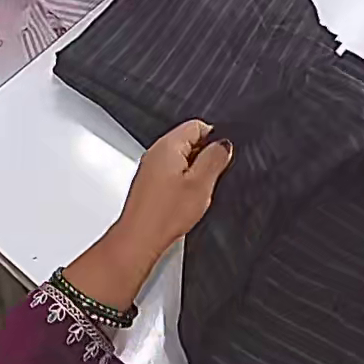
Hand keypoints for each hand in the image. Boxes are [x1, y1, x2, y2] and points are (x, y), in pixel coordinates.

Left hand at [63, 120, 234, 311]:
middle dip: (204, 157)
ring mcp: (151, 168)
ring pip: (181, 159)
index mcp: (168, 145)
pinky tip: (185, 201)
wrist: (140, 238)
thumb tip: (224, 144)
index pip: (197, 125)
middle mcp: (156, 153)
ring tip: (196, 193)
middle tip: (209, 179)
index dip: (215, 138)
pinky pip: (172, 175)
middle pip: (189, 141)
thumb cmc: (164, 213)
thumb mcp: (201, 183)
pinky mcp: (150, 184)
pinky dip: (183, 184)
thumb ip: (215, 158)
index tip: (221, 156)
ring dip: (194, 173)